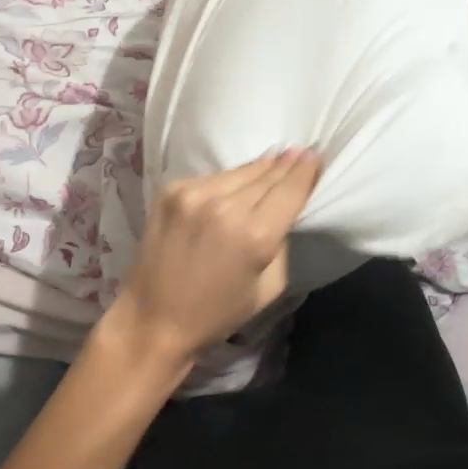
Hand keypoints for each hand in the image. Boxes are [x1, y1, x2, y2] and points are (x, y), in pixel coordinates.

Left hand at [106, 150, 321, 369]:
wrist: (154, 319)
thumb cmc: (217, 314)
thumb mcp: (268, 288)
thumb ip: (282, 244)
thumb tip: (283, 210)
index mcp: (255, 236)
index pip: (290, 189)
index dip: (305, 170)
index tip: (313, 154)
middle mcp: (225, 206)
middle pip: (266, 175)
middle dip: (284, 164)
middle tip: (298, 150)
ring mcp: (194, 194)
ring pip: (238, 172)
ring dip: (257, 168)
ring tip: (273, 158)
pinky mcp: (171, 191)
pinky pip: (211, 178)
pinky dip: (226, 180)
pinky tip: (234, 182)